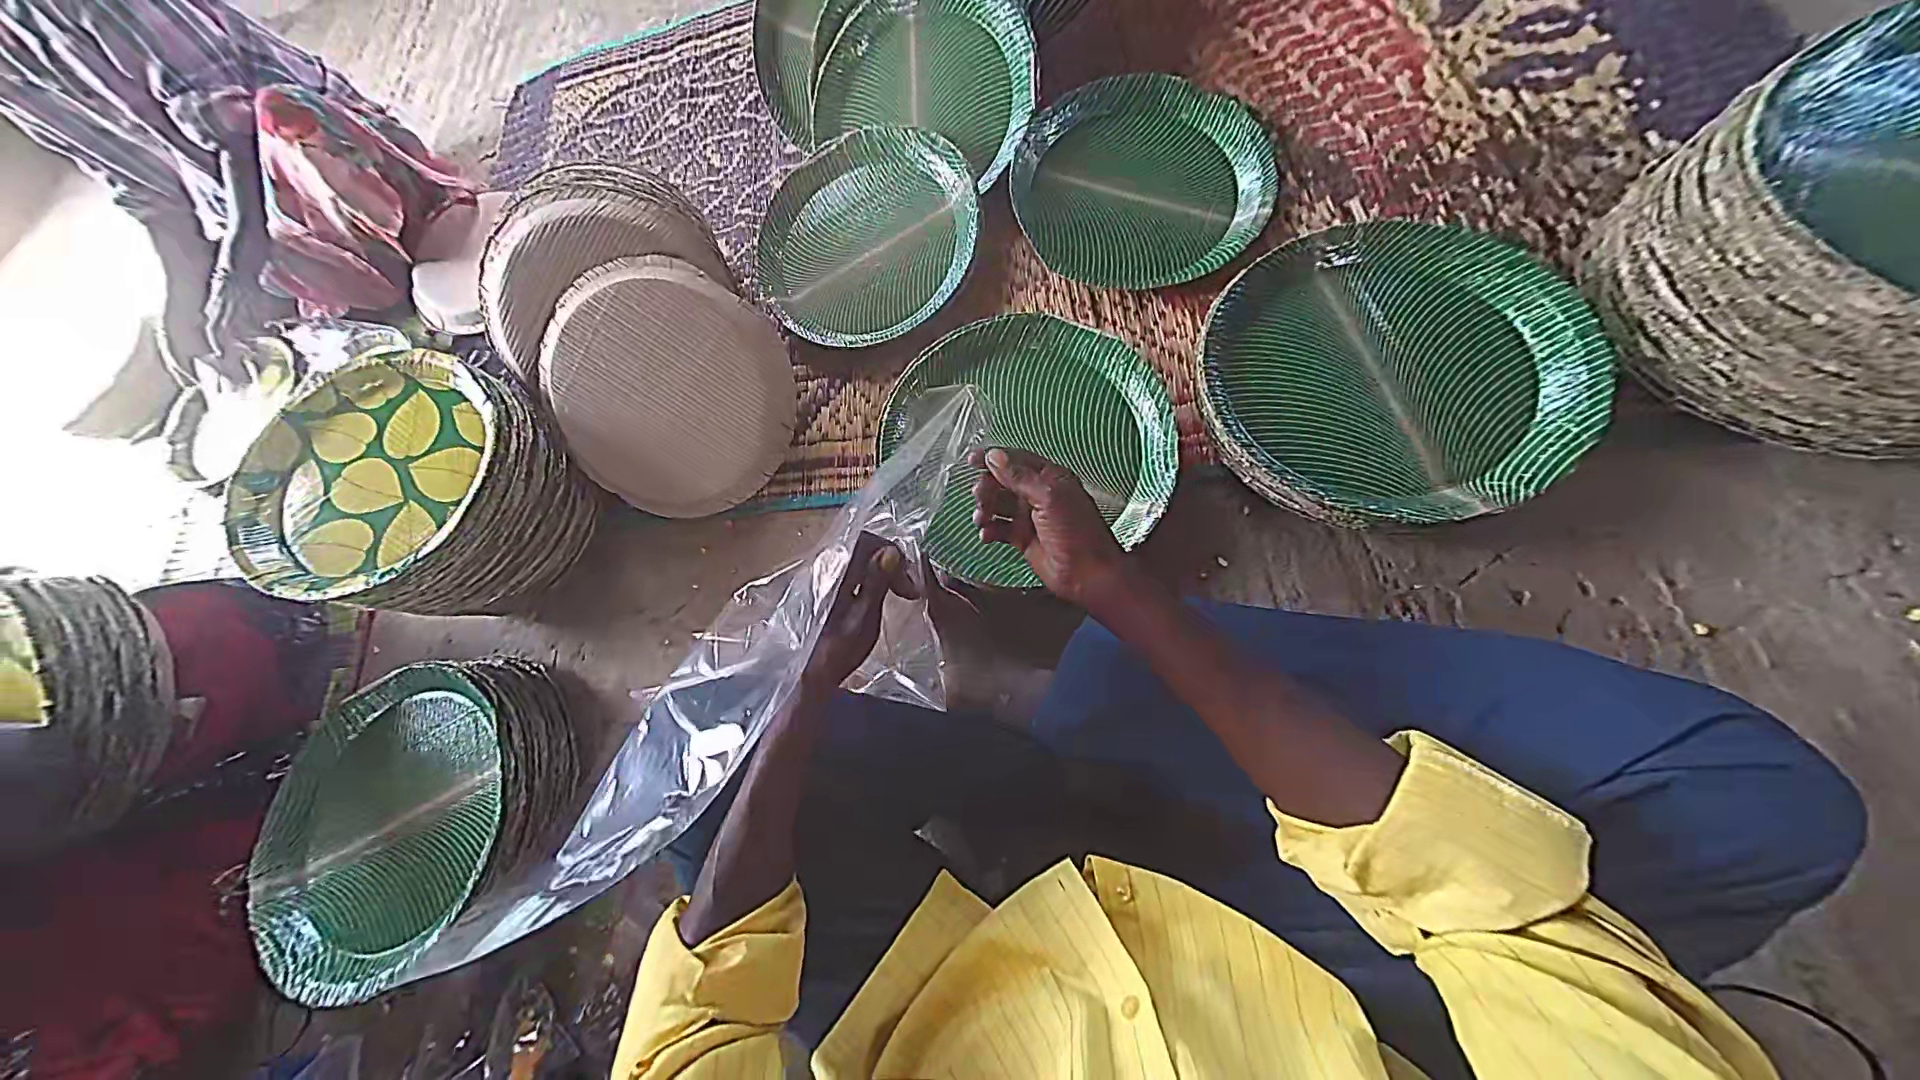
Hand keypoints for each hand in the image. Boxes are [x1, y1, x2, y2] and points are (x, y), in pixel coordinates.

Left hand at [802, 531, 921, 695]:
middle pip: (863, 549)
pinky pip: (850, 574)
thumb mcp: (863, 618)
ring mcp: (820, 580)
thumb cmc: (836, 653)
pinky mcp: (820, 594)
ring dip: (882, 573)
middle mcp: (824, 568)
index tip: (909, 583)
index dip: (894, 555)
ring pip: (857, 561)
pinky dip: (869, 581)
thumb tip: (891, 551)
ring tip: (898, 594)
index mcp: (835, 571)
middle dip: (891, 563)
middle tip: (908, 590)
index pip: (867, 541)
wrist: (804, 679)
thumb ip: (875, 582)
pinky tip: (877, 600)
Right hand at [971, 448, 1133, 609]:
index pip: (1017, 461)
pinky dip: (990, 530)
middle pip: (1004, 483)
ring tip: (981, 518)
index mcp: (1050, 478)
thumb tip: (995, 457)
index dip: (994, 459)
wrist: (1086, 575)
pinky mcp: (1024, 539)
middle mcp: (1039, 495)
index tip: (971, 460)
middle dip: (988, 488)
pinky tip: (986, 535)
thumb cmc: (1076, 532)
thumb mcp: (1049, 497)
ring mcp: (1031, 518)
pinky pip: (1000, 529)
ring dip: (986, 509)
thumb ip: (1020, 477)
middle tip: (979, 496)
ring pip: (999, 506)